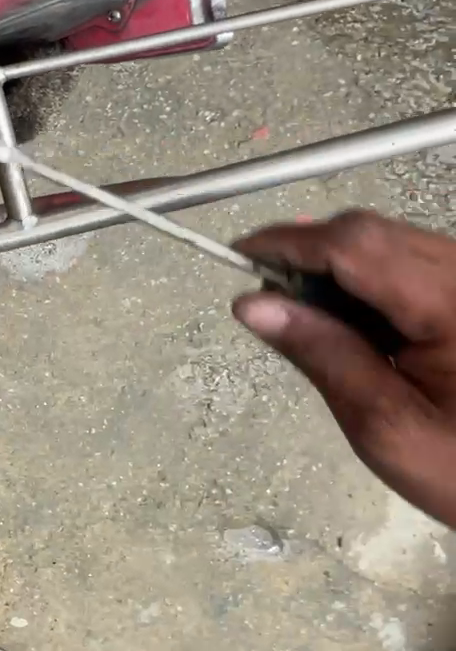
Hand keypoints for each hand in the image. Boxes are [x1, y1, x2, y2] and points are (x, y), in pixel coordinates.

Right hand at [233, 211, 455, 526]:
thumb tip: (249, 304)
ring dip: (341, 266)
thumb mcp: (387, 425)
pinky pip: (424, 263)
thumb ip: (322, 356)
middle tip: (276, 297)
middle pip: (376, 236)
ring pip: (397, 244)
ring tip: (323, 317)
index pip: (356, 246)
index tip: (238, 260)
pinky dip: (377, 279)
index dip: (287, 242)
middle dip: (311, 253)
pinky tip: (370, 322)